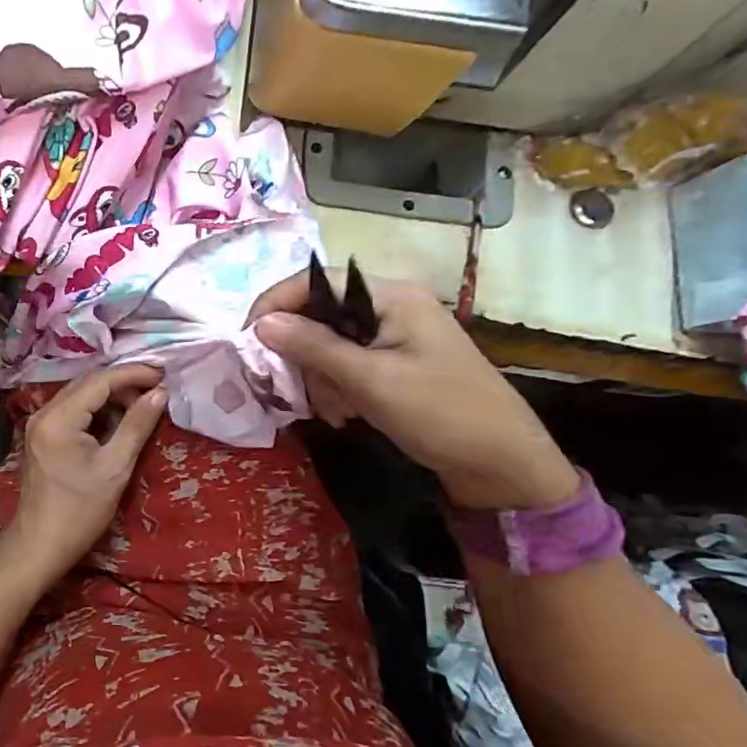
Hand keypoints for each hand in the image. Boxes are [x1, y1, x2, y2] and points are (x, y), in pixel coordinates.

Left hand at [0, 364, 168, 584]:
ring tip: (142, 404)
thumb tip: (160, 393)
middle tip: (157, 390)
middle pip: (87, 383)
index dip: (134, 374)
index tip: (164, 375)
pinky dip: (96, 409)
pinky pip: (72, 410)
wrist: (40, 544)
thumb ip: (137, 425)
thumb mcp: (115, 467)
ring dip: (110, 395)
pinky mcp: (41, 436)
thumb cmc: (80, 510)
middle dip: (123, 382)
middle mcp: (44, 412)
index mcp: (59, 418)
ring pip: (79, 395)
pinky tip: (118, 419)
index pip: (100, 380)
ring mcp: (39, 424)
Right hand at [249, 272, 578, 510]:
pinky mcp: (393, 366)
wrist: (500, 463)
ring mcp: (393, 339)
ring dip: (321, 381)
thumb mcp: (371, 381)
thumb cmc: (441, 414)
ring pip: (327, 348)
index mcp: (392, 297)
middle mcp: (390, 308)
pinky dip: (337, 391)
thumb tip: (261, 323)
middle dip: (305, 357)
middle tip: (306, 393)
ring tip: (340, 413)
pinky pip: (345, 369)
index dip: (276, 305)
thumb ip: (314, 348)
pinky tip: (349, 416)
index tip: (247, 341)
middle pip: (319, 317)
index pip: (317, 283)